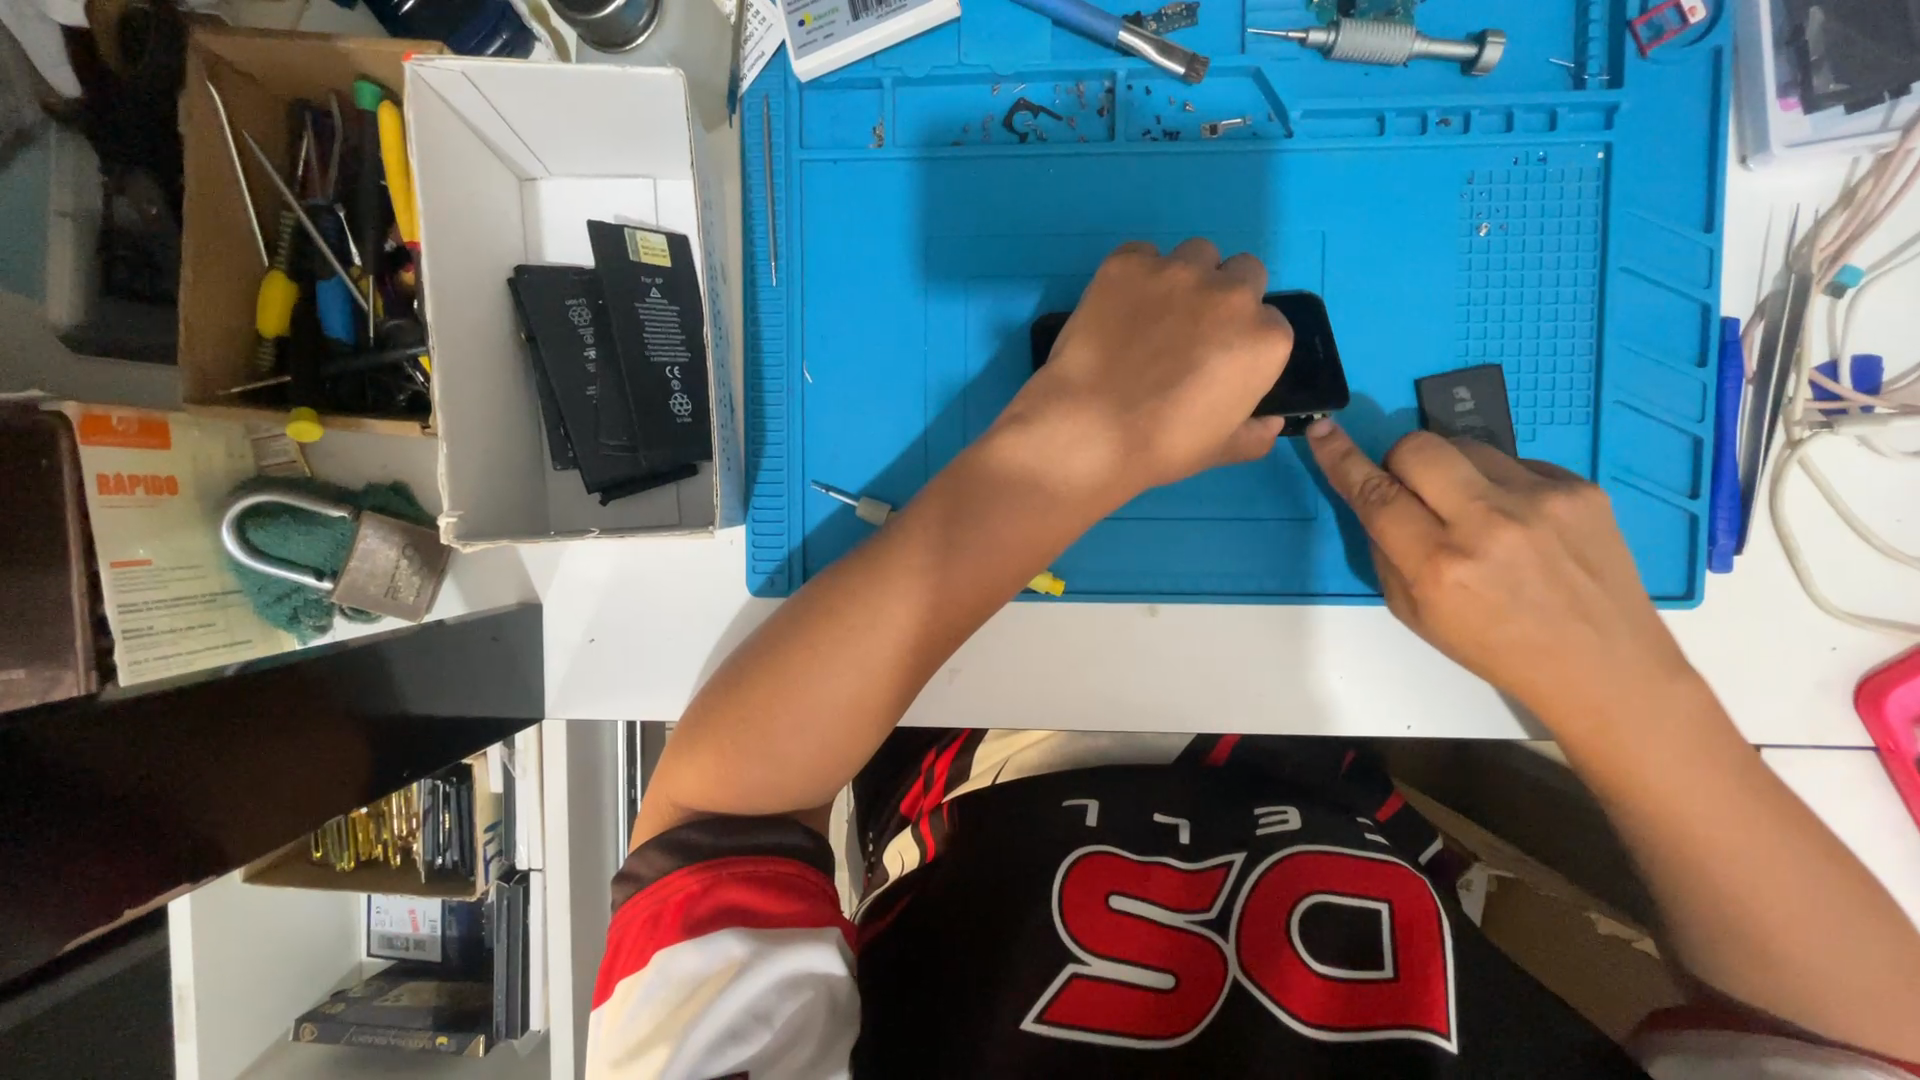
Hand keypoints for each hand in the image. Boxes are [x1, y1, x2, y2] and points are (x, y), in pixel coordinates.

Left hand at [996, 239, 1294, 499]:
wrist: (1088, 429)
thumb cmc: (1160, 446)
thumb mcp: (1219, 450)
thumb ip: (1253, 433)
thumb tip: (1271, 425)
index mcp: (1265, 338)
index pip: (1268, 322)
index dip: (1240, 340)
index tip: (1214, 360)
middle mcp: (1230, 293)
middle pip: (1241, 273)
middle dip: (1222, 297)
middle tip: (1186, 333)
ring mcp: (1179, 272)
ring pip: (1195, 255)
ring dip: (1183, 278)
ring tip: (1150, 316)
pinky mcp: (1128, 262)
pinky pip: (1141, 255)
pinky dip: (1134, 276)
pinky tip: (1116, 310)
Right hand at [1305, 420, 1695, 726]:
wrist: (1602, 665)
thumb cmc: (1494, 647)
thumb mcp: (1415, 614)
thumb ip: (1387, 552)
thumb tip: (1376, 500)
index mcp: (1439, 566)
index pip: (1376, 494)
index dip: (1341, 458)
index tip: (1321, 430)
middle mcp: (1488, 523)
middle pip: (1418, 448)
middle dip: (1399, 460)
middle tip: (1410, 489)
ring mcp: (1540, 500)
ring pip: (1465, 446)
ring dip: (1449, 469)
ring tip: (1470, 509)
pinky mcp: (1579, 488)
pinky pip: (1514, 462)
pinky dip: (1498, 483)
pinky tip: (1517, 521)